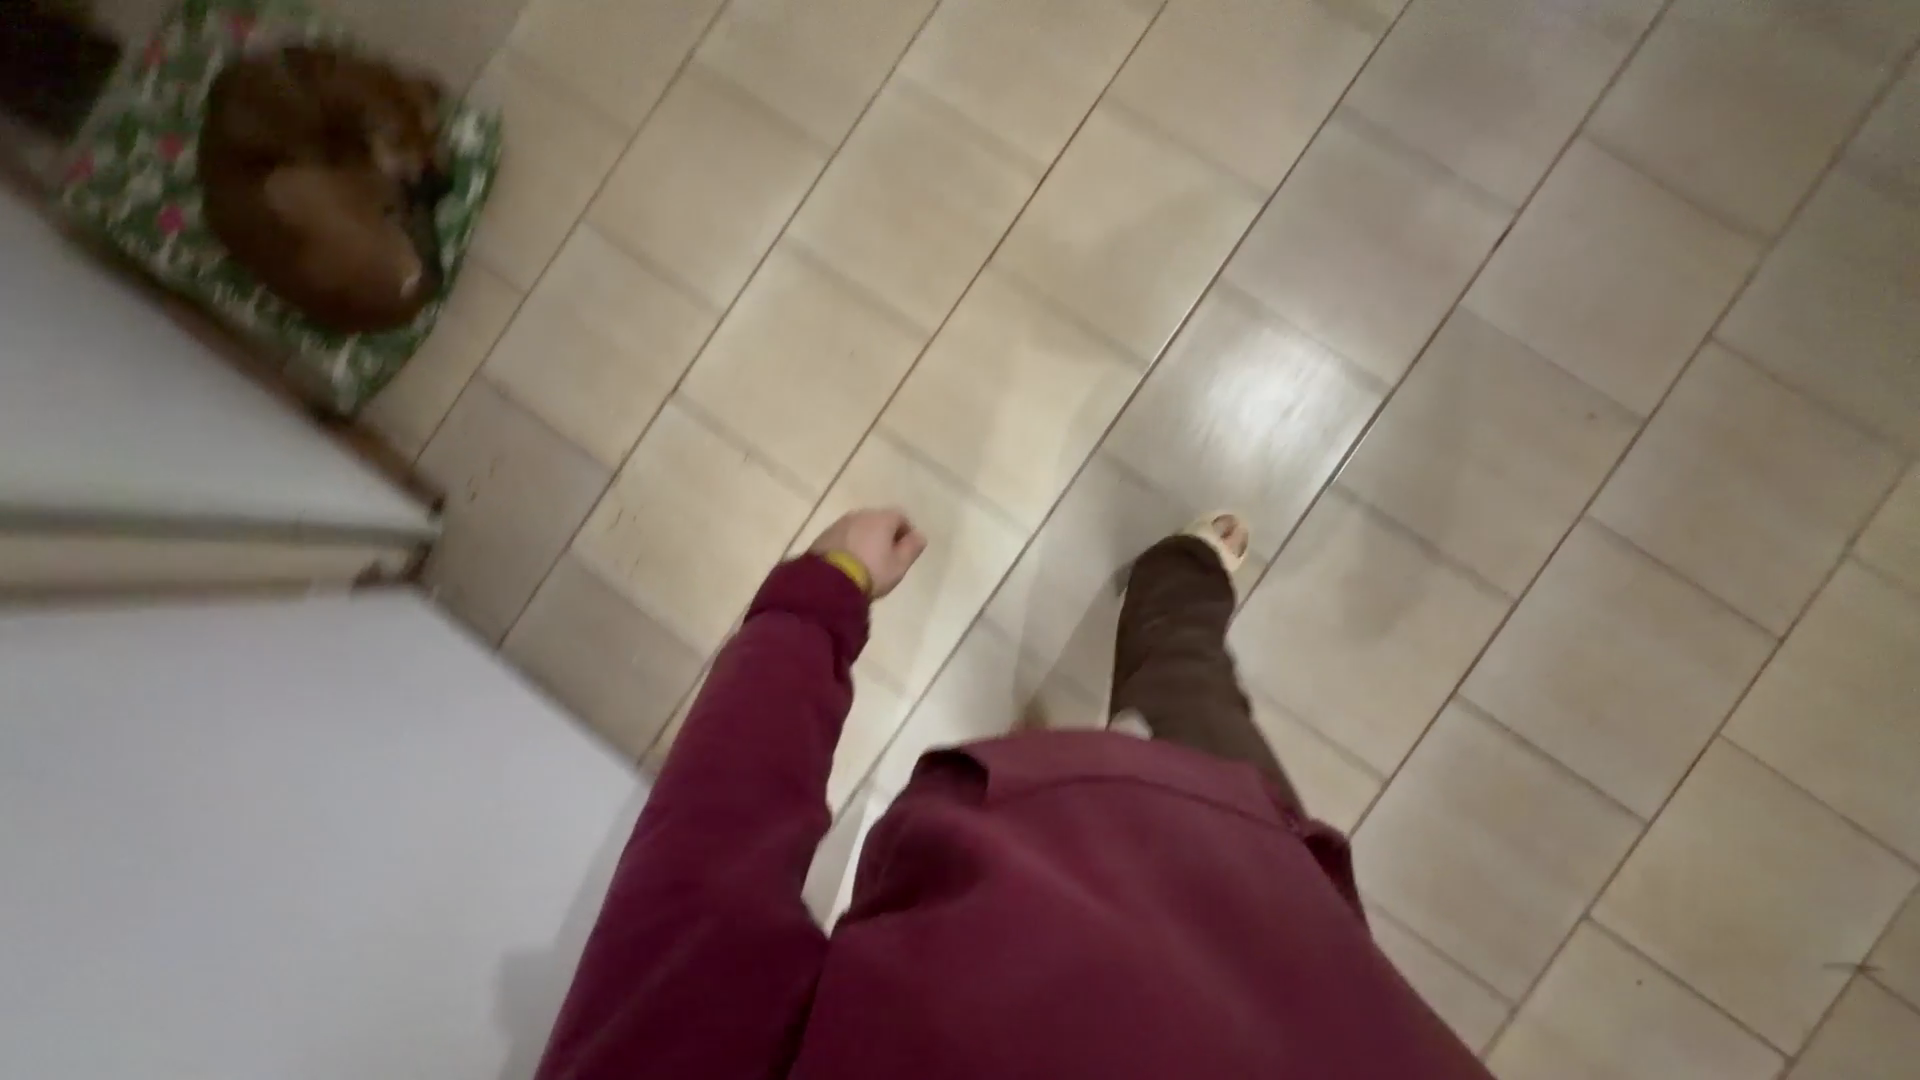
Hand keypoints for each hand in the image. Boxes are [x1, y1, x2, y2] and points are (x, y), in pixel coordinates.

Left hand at [808, 508, 925, 598]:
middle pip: (878, 520)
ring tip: (866, 560)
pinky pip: (843, 536)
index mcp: (882, 518)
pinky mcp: (823, 535)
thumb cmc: (871, 572)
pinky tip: (848, 562)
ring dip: (865, 539)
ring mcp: (839, 523)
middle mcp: (860, 514)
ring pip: (859, 527)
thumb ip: (912, 548)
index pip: (900, 516)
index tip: (906, 549)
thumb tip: (920, 535)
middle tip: (886, 556)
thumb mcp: (899, 565)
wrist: (828, 581)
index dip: (906, 531)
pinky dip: (849, 544)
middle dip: (884, 534)